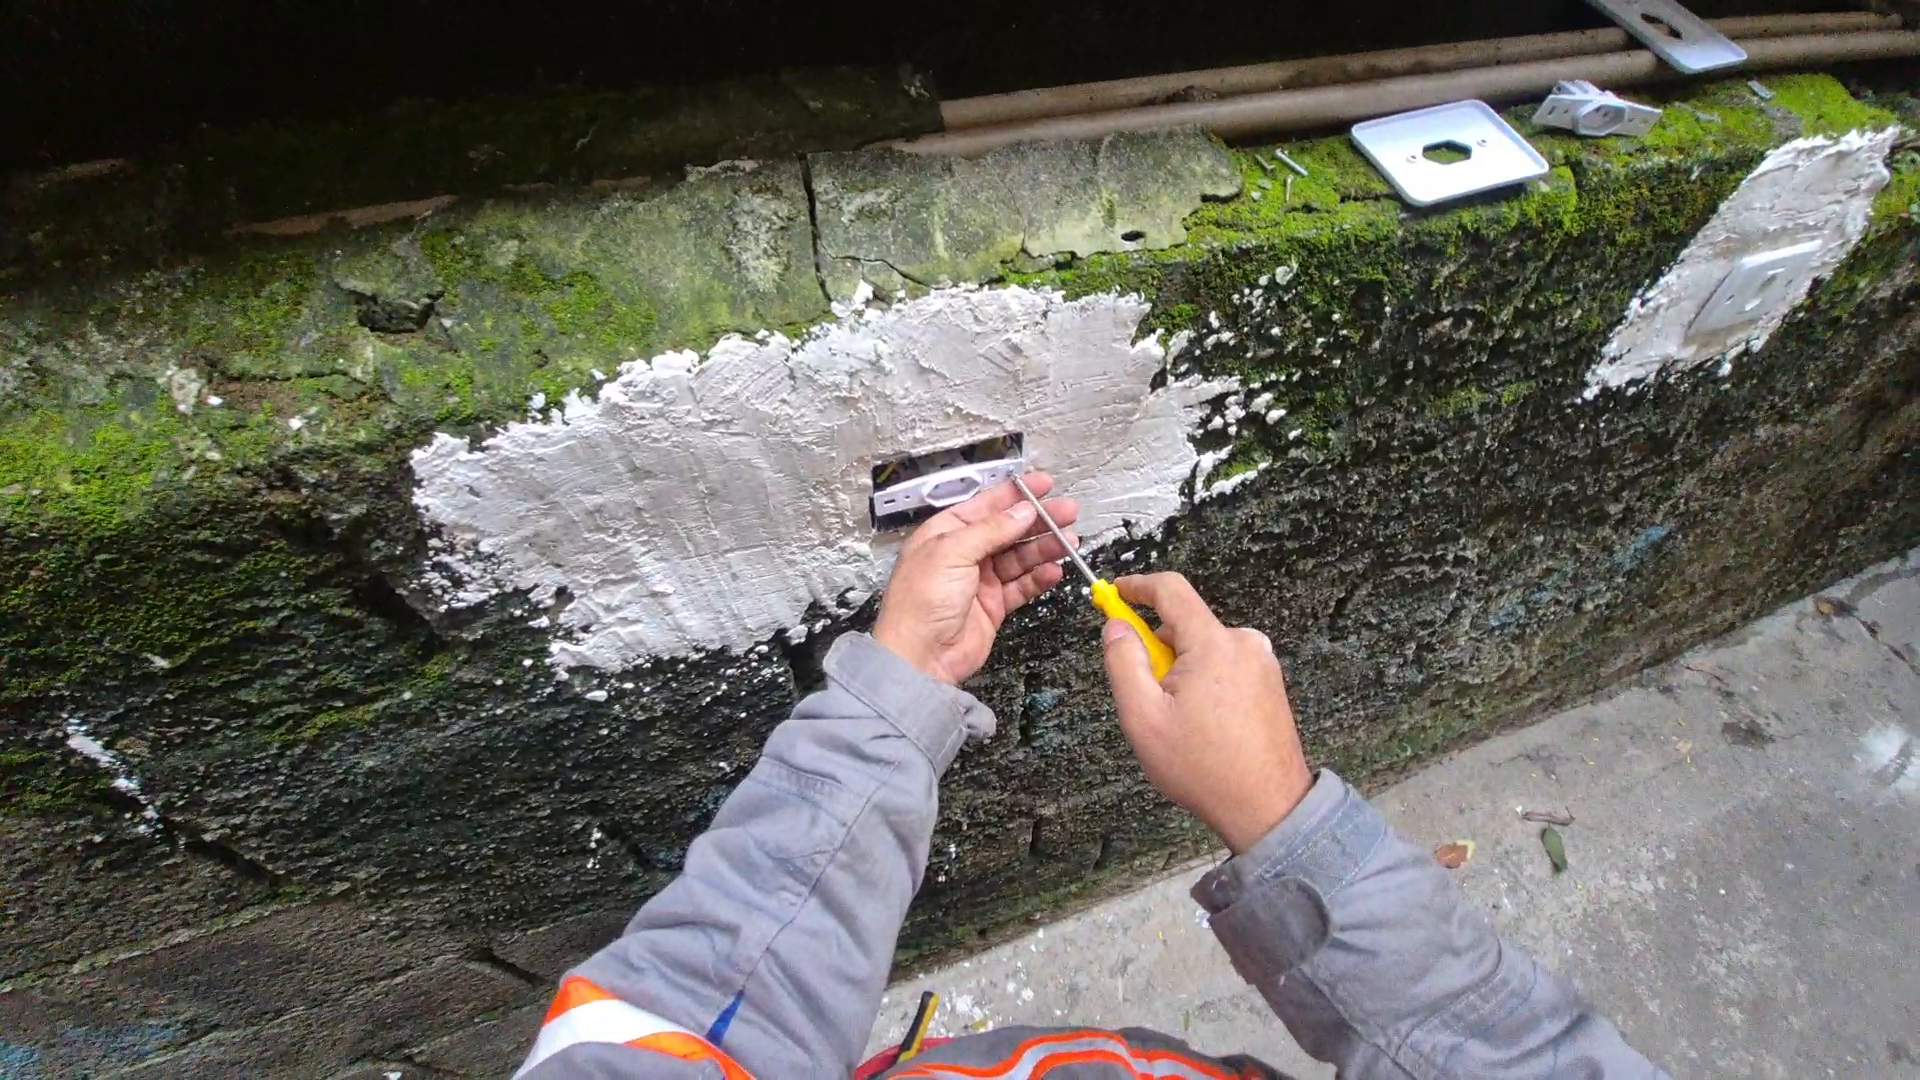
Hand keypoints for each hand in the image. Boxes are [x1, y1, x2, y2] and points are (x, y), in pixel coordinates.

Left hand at [872, 472, 1080, 685]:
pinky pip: (1022, 585)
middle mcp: (963, 554)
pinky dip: (1039, 577)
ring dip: (1044, 547)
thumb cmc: (919, 603)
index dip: (1016, 494)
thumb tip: (1021, 511)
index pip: (986, 506)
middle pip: (1008, 529)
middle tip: (1067, 512)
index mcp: (945, 533)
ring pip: (1019, 557)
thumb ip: (991, 530)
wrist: (920, 657)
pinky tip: (1053, 570)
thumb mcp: (952, 552)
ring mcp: (979, 580)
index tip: (1044, 484)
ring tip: (1069, 541)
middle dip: (1039, 520)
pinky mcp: (993, 605)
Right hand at [1101, 573, 1311, 853]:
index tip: (1115, 592)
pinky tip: (1202, 722)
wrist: (1268, 809)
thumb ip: (1123, 661)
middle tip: (1147, 694)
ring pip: (1202, 647)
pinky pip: (1223, 664)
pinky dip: (1202, 680)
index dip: (1136, 586)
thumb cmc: (1205, 768)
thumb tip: (1116, 627)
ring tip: (1179, 718)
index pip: (1171, 589)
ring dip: (1180, 669)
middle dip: (1157, 648)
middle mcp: (1244, 644)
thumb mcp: (1143, 716)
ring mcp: (1261, 663)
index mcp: (1213, 645)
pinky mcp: (1268, 681)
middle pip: (1184, 623)